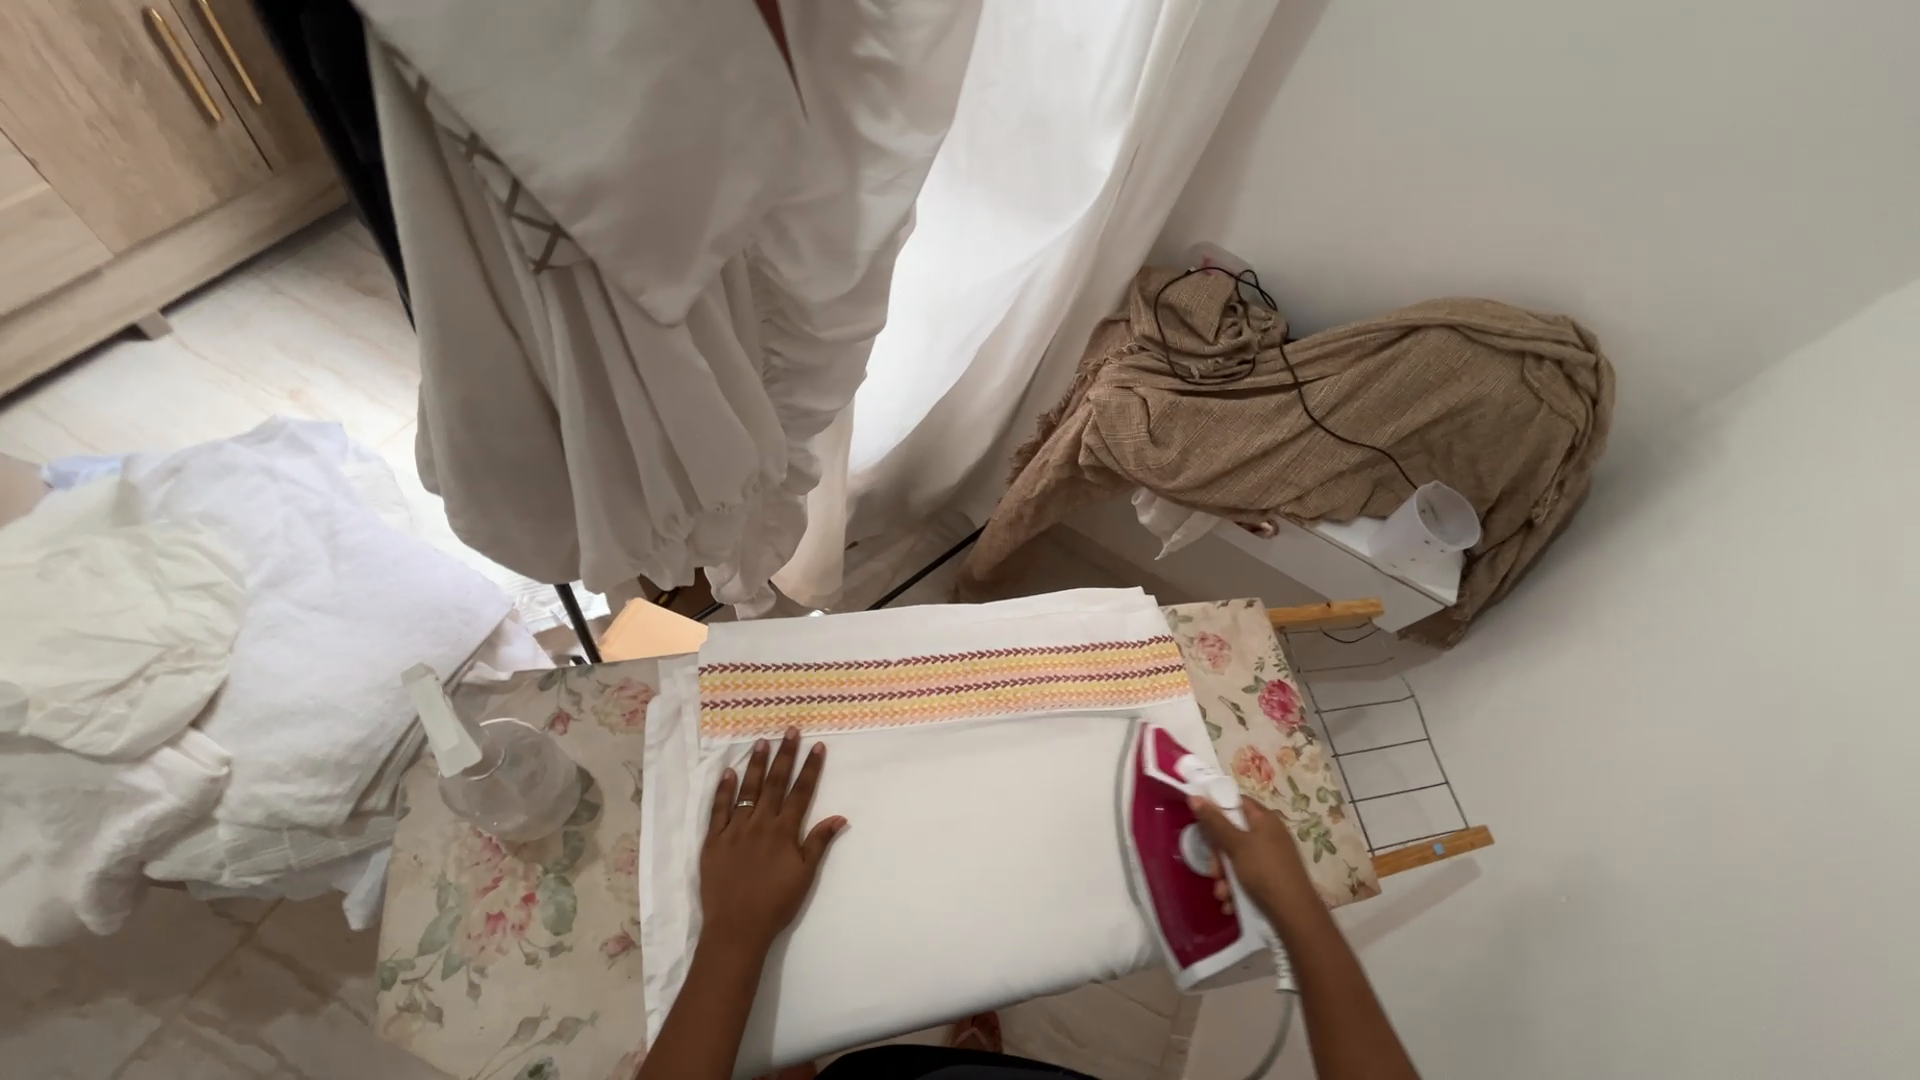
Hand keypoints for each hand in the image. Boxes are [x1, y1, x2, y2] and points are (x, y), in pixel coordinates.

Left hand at [699, 728, 846, 950]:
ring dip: (755, 764)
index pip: (801, 792)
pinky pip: (718, 809)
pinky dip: (724, 790)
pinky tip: (728, 773)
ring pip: (747, 789)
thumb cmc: (776, 903)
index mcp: (784, 831)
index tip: (816, 745)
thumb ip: (819, 842)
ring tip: (762, 742)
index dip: (810, 768)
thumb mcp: (805, 875)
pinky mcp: (713, 840)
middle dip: (785, 755)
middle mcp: (760, 823)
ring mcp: (735, 829)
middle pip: (775, 782)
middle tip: (790, 731)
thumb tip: (839, 816)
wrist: (736, 928)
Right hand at [1189, 795, 1315, 921]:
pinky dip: (1236, 887)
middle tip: (1215, 872)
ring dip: (1225, 877)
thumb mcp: (1236, 845)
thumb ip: (1214, 821)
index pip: (1236, 802)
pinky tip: (1230, 902)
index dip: (1217, 810)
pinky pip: (1247, 875)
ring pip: (1237, 858)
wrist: (1296, 915)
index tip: (1202, 824)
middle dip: (1219, 856)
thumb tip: (1195, 796)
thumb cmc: (1264, 871)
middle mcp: (1269, 834)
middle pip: (1233, 833)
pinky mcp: (1272, 877)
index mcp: (1264, 818)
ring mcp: (1272, 856)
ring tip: (1223, 894)